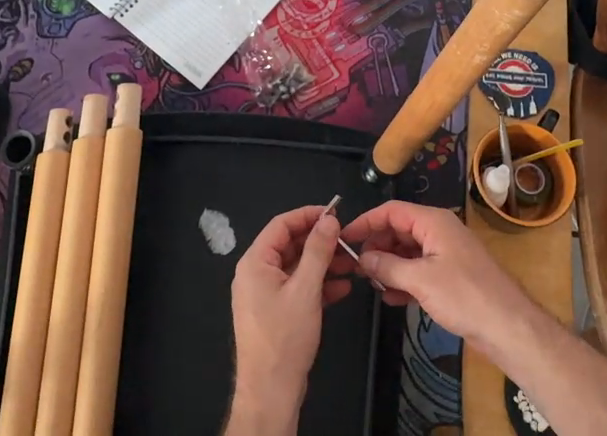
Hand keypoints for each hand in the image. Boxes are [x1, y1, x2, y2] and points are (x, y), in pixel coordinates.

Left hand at [227, 206, 356, 430]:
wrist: (271, 391)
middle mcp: (256, 274)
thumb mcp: (305, 289)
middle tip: (347, 242)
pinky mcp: (275, 312)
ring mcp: (264, 294)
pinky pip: (297, 288)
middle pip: (290, 245)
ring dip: (323, 265)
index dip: (308, 215)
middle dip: (319, 243)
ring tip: (351, 266)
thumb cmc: (285, 336)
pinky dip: (318, 285)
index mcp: (255, 262)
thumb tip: (329, 219)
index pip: (281, 224)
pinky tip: (342, 289)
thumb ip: (318, 251)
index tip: (336, 214)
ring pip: (296, 268)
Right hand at [341, 200, 530, 343]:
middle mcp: (439, 231)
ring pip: (408, 252)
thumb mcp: (420, 280)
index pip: (391, 211)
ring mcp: (446, 254)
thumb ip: (388, 267)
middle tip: (356, 267)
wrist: (508, 326)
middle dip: (377, 247)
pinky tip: (390, 297)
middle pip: (399, 230)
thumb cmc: (464, 295)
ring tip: (371, 285)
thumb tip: (364, 258)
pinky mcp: (451, 276)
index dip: (366, 222)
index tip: (344, 238)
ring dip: (389, 266)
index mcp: (433, 221)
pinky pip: (419, 271)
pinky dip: (404, 280)